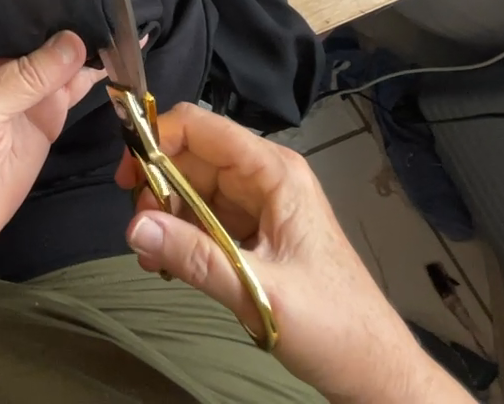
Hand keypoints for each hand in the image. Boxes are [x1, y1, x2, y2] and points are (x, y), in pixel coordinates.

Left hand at [0, 32, 105, 266]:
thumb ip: (25, 78)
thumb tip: (74, 41)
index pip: (13, 13)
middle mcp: (1, 62)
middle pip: (43, 33)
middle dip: (76, 16)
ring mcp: (25, 91)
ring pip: (64, 60)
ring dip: (93, 44)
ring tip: (130, 20)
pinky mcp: (44, 119)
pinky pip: (74, 91)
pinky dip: (98, 78)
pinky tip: (124, 58)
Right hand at [118, 104, 468, 403]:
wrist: (377, 377)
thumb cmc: (335, 328)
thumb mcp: (259, 292)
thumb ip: (195, 257)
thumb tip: (134, 226)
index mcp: (273, 172)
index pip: (199, 127)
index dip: (156, 138)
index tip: (127, 177)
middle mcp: (263, 176)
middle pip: (189, 155)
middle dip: (156, 186)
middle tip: (139, 227)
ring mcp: (257, 202)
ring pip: (190, 185)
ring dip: (164, 214)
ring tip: (152, 255)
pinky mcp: (252, 228)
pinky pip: (202, 214)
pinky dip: (179, 233)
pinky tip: (167, 262)